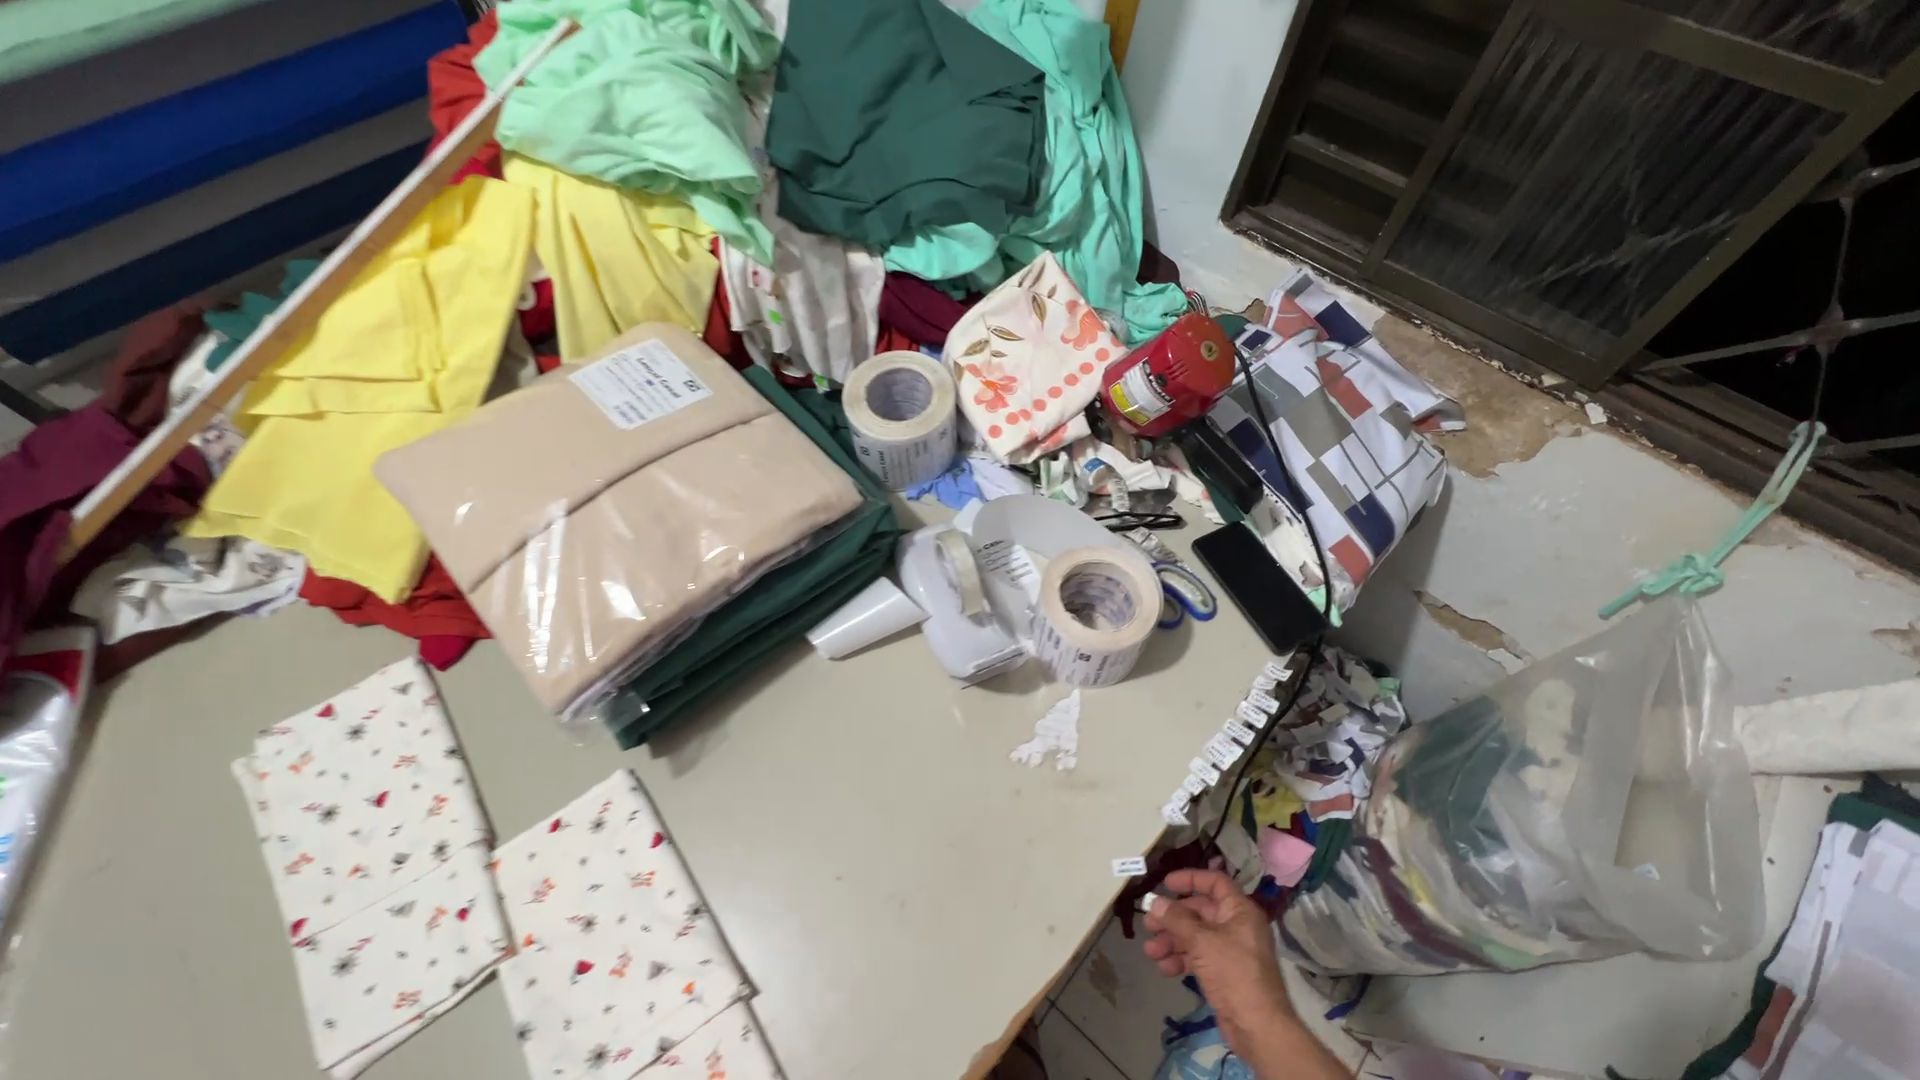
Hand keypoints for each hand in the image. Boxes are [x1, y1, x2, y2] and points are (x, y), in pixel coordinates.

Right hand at [1143, 869, 1293, 1058]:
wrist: (1257, 1026)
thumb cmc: (1234, 973)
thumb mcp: (1202, 941)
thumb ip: (1176, 919)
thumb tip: (1155, 902)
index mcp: (1240, 911)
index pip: (1215, 883)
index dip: (1190, 879)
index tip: (1165, 883)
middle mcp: (1236, 927)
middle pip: (1200, 912)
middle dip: (1172, 918)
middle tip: (1148, 924)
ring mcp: (1230, 951)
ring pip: (1195, 936)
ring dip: (1172, 941)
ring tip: (1151, 951)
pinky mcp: (1224, 973)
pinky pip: (1198, 957)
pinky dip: (1181, 959)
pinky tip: (1165, 968)